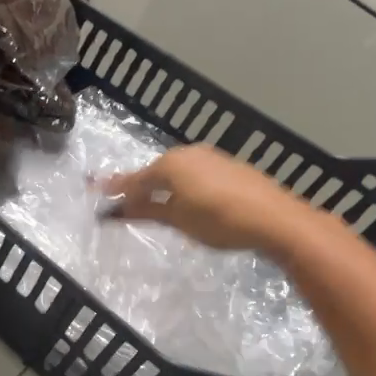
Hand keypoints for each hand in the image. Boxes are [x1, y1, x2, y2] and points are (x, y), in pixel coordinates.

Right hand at [100, 144, 333, 252]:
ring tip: (160, 206)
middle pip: (156, 172)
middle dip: (142, 188)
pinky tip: (193, 202)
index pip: (134, 179)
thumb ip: (145, 212)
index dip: (115, 190)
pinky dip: (188, 186)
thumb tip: (115, 212)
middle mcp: (187, 154)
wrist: (278, 220)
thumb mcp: (177, 220)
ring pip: (179, 172)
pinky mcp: (232, 167)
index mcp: (169, 164)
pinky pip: (198, 174)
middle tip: (130, 205)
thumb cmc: (219, 221)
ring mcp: (212, 158)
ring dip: (166, 188)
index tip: (97, 195)